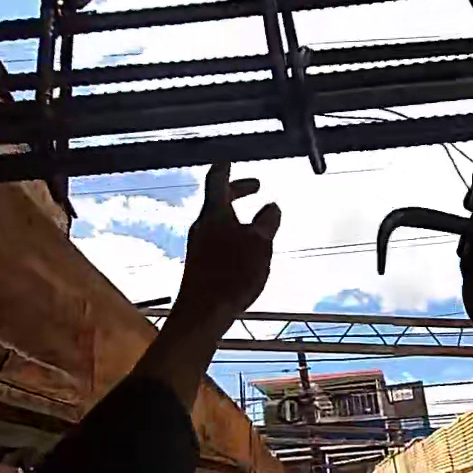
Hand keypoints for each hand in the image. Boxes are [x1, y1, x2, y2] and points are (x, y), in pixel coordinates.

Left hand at [168, 161, 280, 334]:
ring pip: (218, 221)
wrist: (202, 313)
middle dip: (237, 191)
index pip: (217, 181)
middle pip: (218, 201)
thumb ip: (267, 222)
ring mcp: (199, 246)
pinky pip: (218, 239)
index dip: (226, 168)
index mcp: (215, 215)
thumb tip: (273, 206)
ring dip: (237, 215)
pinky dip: (233, 234)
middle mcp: (202, 227)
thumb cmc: (232, 275)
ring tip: (257, 220)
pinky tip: (246, 249)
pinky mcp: (200, 264)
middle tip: (255, 188)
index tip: (230, 159)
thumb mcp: (259, 244)